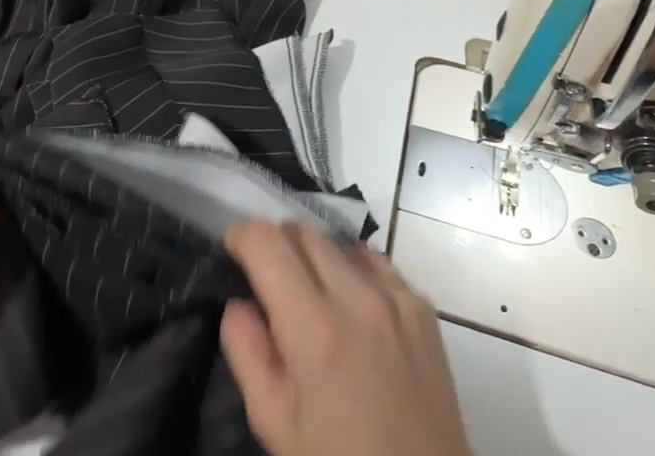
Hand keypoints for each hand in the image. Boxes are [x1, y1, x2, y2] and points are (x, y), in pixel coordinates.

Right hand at [221, 223, 472, 455]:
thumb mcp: (274, 422)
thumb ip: (247, 352)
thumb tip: (239, 302)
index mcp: (316, 329)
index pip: (267, 241)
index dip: (240, 238)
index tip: (231, 254)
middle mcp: (360, 298)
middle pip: (303, 232)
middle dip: (274, 245)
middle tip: (264, 282)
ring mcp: (398, 298)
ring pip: (339, 243)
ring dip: (313, 258)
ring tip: (308, 301)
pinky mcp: (423, 307)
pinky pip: (376, 265)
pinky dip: (352, 272)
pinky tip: (349, 311)